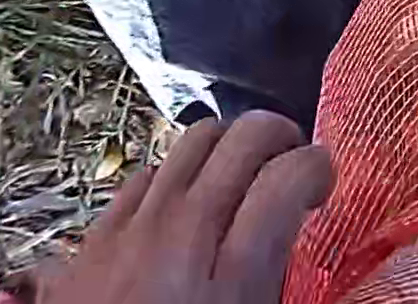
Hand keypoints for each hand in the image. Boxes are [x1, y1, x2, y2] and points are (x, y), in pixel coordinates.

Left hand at [41, 110, 333, 303]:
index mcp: (232, 282)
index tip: (322, 185)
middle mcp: (183, 236)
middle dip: (282, 138)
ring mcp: (131, 231)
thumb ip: (279, 279)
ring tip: (241, 178)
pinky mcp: (90, 242)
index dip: (318, 166)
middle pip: (248, 135)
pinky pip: (147, 174)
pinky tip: (182, 211)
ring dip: (232, 147)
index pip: (290, 175)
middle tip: (290, 167)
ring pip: (198, 137)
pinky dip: (176, 178)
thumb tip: (327, 265)